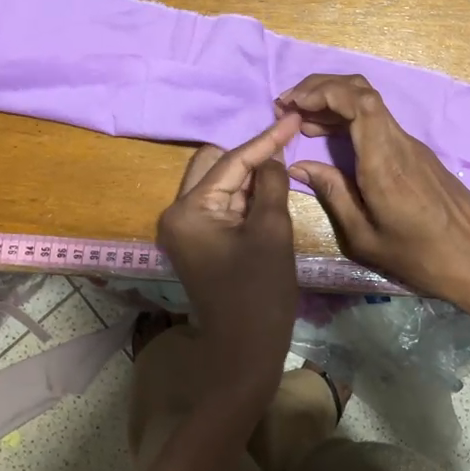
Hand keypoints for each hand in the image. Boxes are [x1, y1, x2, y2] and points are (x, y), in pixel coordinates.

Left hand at [157, 114, 302, 407]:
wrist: (244, 353)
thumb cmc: (260, 293)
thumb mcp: (272, 231)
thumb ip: (270, 184)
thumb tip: (271, 157)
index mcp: (188, 210)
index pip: (230, 162)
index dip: (266, 140)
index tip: (293, 117)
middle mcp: (176, 214)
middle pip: (215, 165)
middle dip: (251, 155)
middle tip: (288, 144)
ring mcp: (184, 229)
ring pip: (218, 183)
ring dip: (248, 175)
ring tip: (283, 162)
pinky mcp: (197, 241)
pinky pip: (221, 203)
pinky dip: (244, 195)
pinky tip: (268, 188)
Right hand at [277, 74, 469, 340]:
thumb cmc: (421, 258)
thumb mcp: (365, 236)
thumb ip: (332, 194)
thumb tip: (300, 164)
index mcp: (383, 160)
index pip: (357, 100)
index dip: (321, 91)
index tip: (291, 102)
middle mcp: (399, 142)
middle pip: (361, 90)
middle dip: (321, 88)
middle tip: (287, 106)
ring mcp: (411, 145)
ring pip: (369, 104)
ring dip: (333, 102)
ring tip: (300, 121)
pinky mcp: (417, 154)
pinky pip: (377, 122)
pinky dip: (348, 118)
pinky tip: (330, 137)